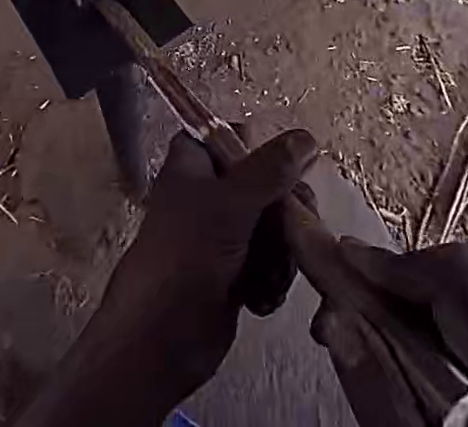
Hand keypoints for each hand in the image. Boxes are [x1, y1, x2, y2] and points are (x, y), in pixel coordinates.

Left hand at [16, 129, 317, 425]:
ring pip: (273, 225)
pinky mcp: (233, 269)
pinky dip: (269, 279)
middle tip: (287, 230)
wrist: (162, 332)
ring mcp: (221, 232)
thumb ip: (269, 169)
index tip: (287, 174)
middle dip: (282, 212)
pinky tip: (257, 297)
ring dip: (278, 252)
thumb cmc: (186, 252)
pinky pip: (269, 261)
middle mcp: (207, 192)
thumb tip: (305, 137)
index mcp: (192, 162)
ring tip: (264, 273)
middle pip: (264, 183)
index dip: (260, 151)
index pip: (230, 135)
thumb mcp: (230, 202)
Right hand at [314, 242, 467, 426]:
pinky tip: (386, 348)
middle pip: (446, 281)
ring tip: (351, 329)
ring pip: (447, 295)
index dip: (392, 262)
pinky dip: (411, 320)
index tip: (341, 261)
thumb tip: (331, 318)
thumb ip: (377, 393)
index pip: (456, 277)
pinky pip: (457, 318)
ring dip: (391, 301)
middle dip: (382, 283)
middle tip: (332, 302)